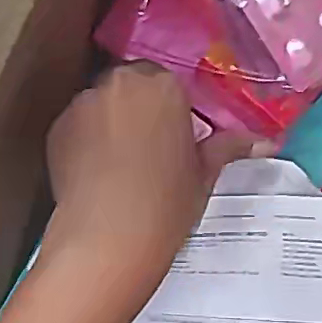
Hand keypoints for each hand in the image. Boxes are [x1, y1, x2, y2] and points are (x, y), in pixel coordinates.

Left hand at [44, 63, 270, 295]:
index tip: (171, 138)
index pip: (167, 84)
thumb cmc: (164, 207)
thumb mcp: (202, 177)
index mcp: (163, 86)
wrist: (107, 238)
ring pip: (100, 106)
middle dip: (137, 111)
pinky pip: (76, 127)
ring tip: (116, 165)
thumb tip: (265, 142)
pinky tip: (92, 172)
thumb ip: (227, 149)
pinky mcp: (56, 129)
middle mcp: (119, 84)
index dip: (169, 112)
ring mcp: (83, 105)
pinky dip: (83, 141)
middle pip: (130, 88)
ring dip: (108, 123)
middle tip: (146, 150)